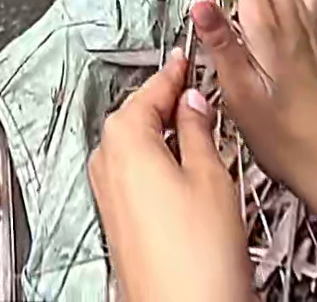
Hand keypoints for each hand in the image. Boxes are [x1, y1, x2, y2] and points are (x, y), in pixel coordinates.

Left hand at [88, 49, 251, 301]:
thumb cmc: (196, 260)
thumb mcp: (210, 177)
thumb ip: (198, 128)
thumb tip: (193, 102)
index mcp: (124, 135)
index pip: (153, 88)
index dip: (175, 71)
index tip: (185, 56)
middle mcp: (106, 155)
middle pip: (140, 112)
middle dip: (169, 101)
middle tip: (196, 89)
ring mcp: (106, 187)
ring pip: (137, 140)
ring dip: (164, 130)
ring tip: (196, 126)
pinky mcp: (114, 214)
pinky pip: (134, 167)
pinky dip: (156, 157)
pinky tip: (181, 166)